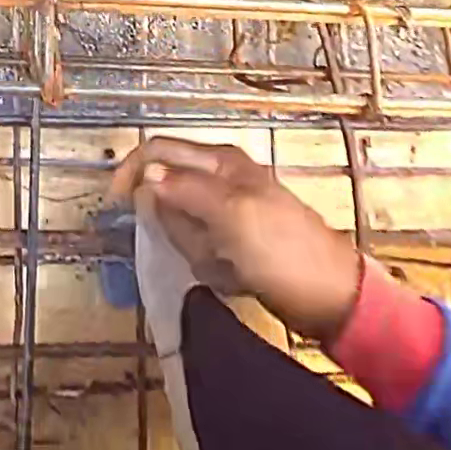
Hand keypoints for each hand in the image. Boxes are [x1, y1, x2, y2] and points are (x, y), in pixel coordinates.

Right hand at [110, 138, 362, 340]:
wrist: (333, 299)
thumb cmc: (283, 250)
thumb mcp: (231, 214)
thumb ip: (185, 189)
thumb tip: (145, 174)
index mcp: (219, 160)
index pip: (158, 150)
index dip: (132, 170)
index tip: (116, 203)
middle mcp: (218, 177)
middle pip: (166, 187)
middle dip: (171, 220)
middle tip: (194, 244)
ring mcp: (225, 208)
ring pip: (179, 220)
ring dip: (190, 244)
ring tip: (220, 262)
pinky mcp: (231, 237)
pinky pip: (197, 244)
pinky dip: (205, 260)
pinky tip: (230, 273)